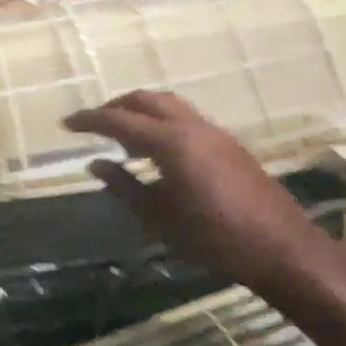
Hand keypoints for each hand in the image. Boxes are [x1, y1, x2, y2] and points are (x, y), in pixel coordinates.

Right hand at [65, 90, 321, 287]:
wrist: (278, 246)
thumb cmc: (212, 237)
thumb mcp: (158, 218)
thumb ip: (124, 187)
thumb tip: (97, 164)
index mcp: (170, 142)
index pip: (119, 120)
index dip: (90, 120)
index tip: (66, 124)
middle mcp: (191, 126)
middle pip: (146, 100)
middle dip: (116, 106)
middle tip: (94, 124)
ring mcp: (214, 132)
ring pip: (169, 105)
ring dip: (142, 111)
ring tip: (123, 136)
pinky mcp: (228, 144)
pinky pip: (185, 118)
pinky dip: (162, 122)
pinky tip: (157, 150)